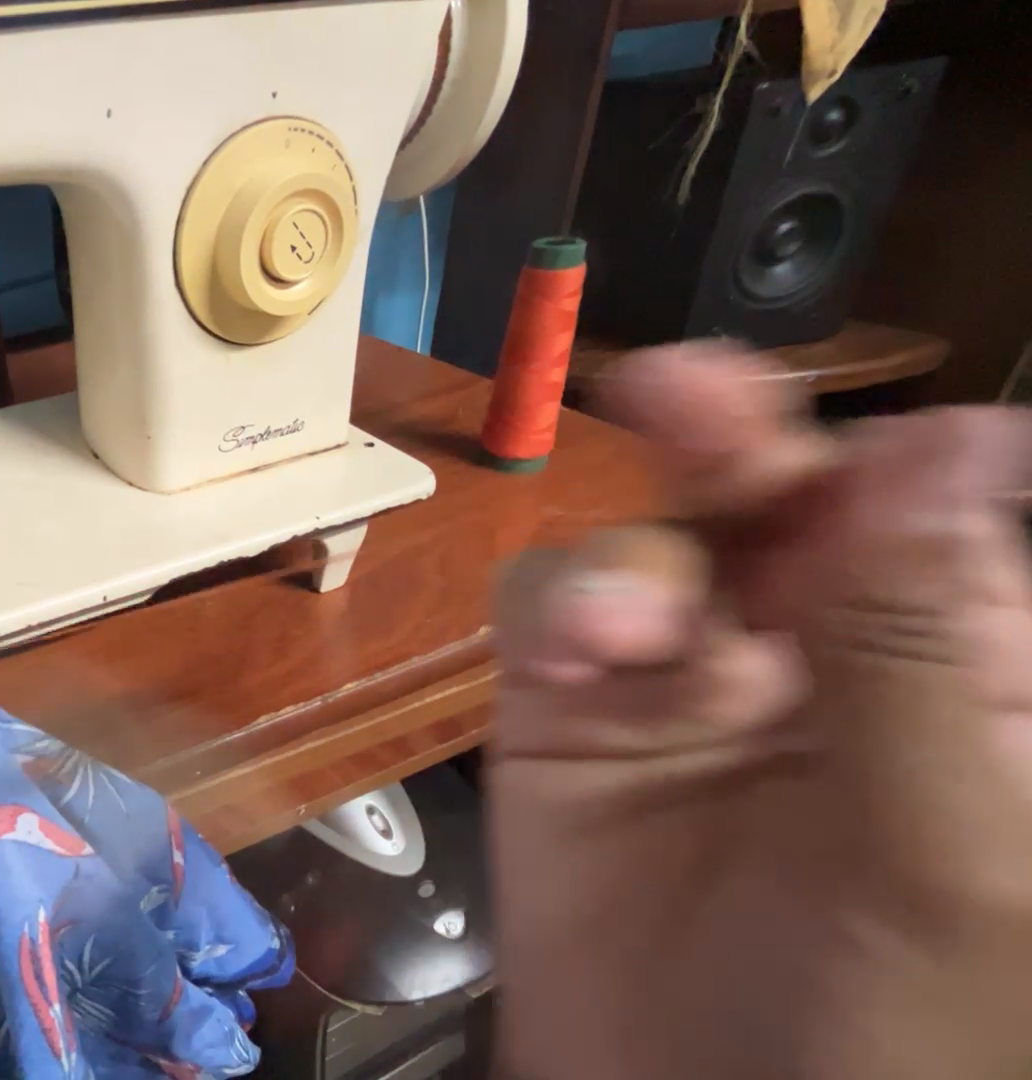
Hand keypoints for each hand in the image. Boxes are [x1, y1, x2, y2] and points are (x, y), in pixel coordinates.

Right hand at [489, 343, 1031, 1079]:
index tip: (870, 429)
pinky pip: (540, 613)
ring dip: (623, 568)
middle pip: (764, 508)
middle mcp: (804, 657)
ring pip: (636, 550)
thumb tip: (942, 448)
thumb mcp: (953, 859)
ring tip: (618, 634)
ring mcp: (667, 677)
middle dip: (723, 444)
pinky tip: (574, 652)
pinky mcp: (559, 703)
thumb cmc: (891, 1038)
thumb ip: (922, 655)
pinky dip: (553, 609)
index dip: (899, 463)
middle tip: (672, 389)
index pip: (928, 524)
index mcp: (948, 681)